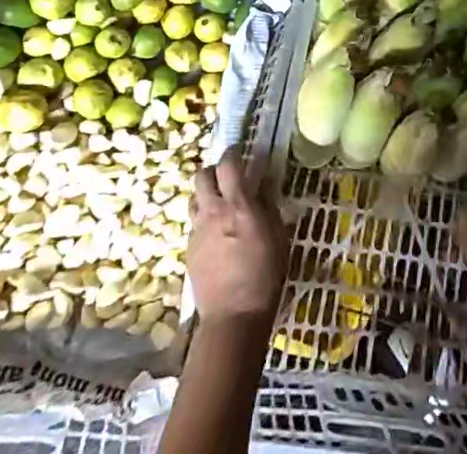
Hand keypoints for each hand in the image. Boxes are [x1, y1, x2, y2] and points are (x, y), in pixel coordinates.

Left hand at [187, 156, 285, 326]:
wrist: (233, 316)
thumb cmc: (264, 277)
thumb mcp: (278, 239)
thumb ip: (268, 208)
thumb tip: (262, 186)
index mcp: (237, 205)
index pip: (228, 164)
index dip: (233, 153)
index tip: (240, 151)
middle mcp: (212, 211)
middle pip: (202, 175)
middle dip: (213, 171)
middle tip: (226, 178)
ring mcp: (197, 229)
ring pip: (194, 198)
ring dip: (205, 195)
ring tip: (219, 206)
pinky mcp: (189, 247)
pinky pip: (194, 224)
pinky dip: (204, 222)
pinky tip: (216, 237)